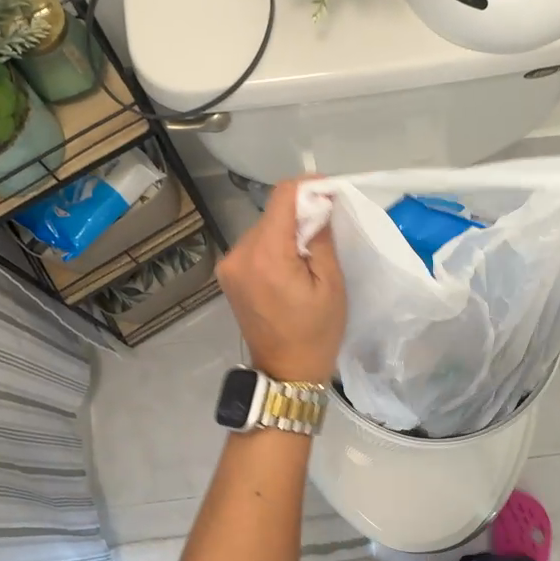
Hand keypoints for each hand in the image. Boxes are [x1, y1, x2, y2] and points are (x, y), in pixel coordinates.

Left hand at [216, 178, 345, 382]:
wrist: (286, 372)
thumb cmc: (316, 333)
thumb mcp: (331, 284)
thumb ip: (322, 237)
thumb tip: (319, 204)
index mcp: (267, 256)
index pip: (282, 197)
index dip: (308, 188)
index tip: (330, 193)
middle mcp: (240, 254)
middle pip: (272, 213)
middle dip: (300, 214)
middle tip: (326, 232)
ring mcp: (229, 265)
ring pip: (263, 228)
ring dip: (286, 232)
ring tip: (309, 256)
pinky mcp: (228, 274)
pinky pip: (254, 246)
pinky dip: (274, 247)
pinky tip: (290, 267)